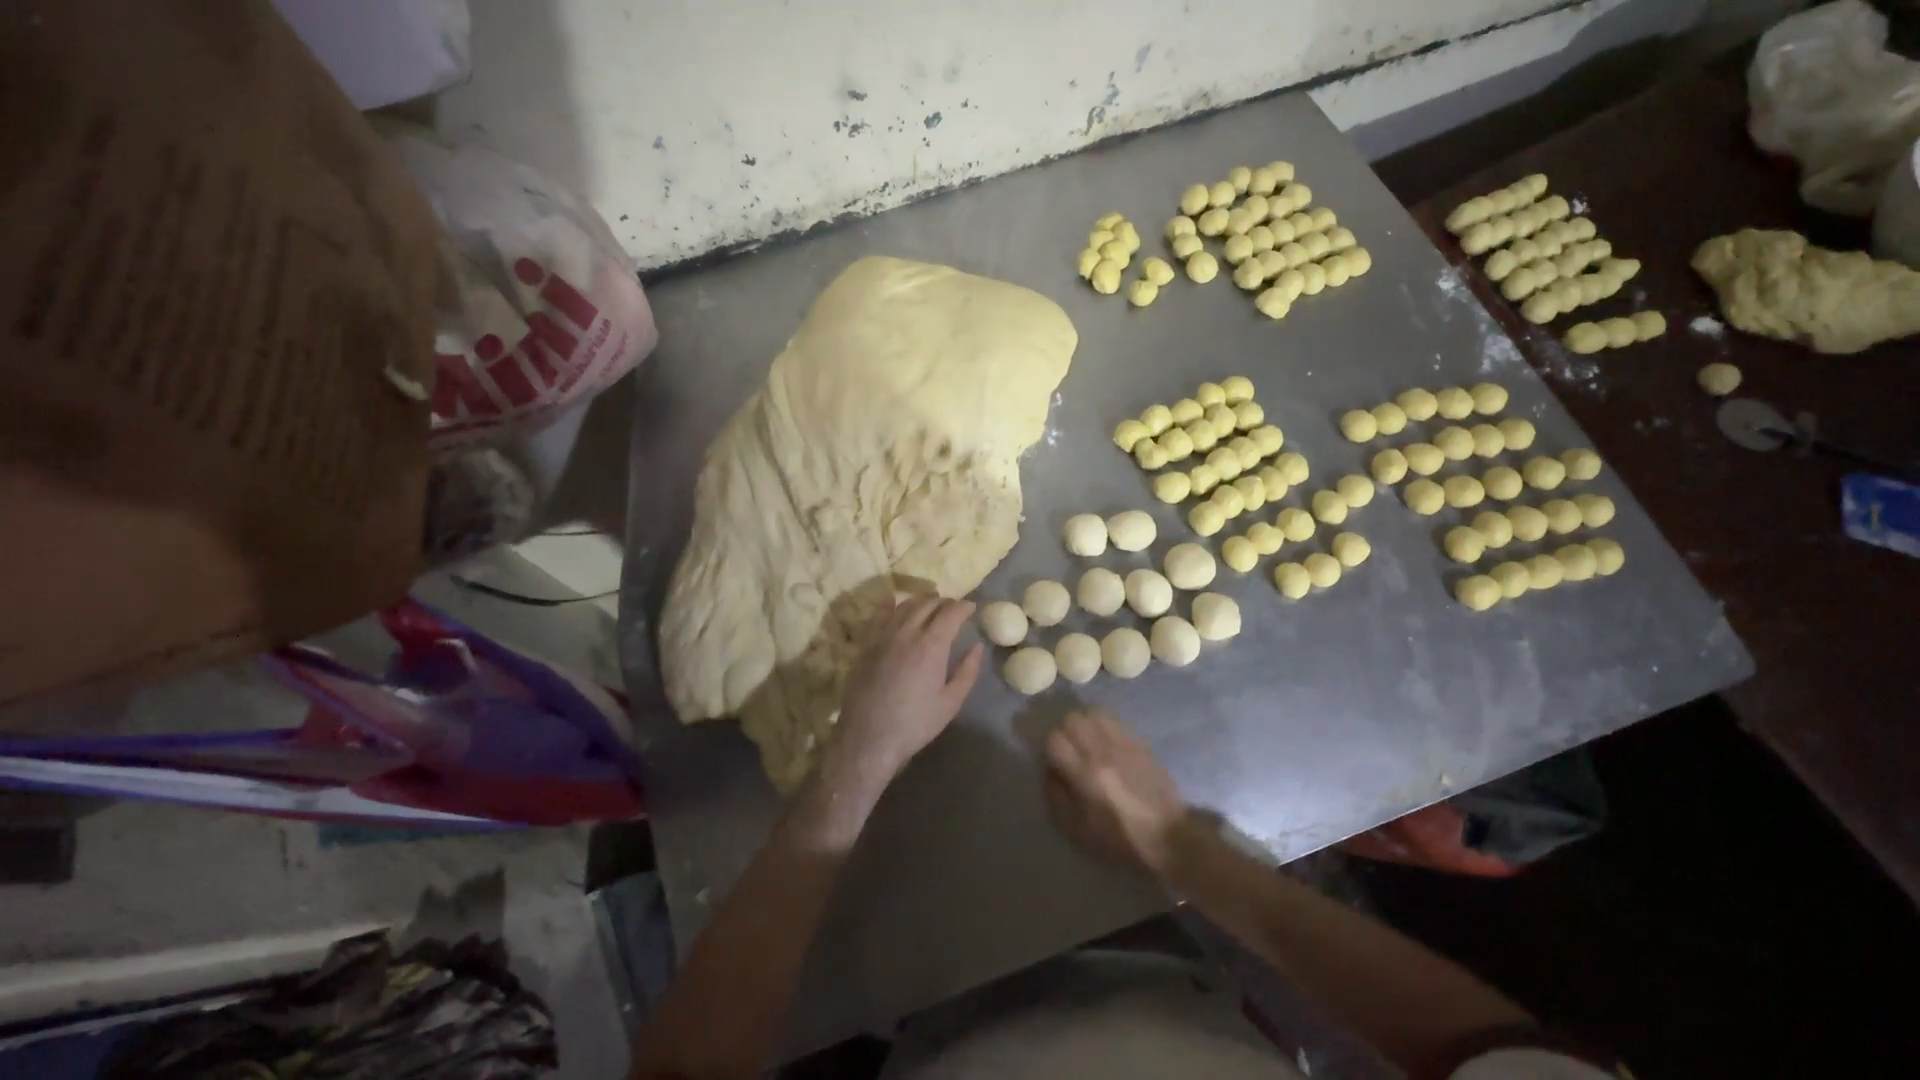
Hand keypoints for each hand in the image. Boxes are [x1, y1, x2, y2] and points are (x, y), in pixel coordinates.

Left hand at [827, 595, 982, 784]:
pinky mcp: (866, 645)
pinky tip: (894, 602)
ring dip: (920, 601)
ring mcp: (882, 636)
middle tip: (953, 607)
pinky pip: (878, 616)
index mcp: (932, 645)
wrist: (869, 738)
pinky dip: (890, 605)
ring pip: (903, 606)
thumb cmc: (915, 724)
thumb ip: (967, 671)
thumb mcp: (951, 702)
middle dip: (944, 601)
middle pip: (927, 604)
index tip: (972, 607)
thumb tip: (977, 646)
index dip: (964, 606)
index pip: (951, 613)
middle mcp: (907, 632)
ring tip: (930, 604)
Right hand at [1043, 708, 1188, 876]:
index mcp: (1086, 774)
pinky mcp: (1140, 743)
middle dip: (1063, 731)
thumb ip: (1055, 795)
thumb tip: (1051, 770)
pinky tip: (1104, 742)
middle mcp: (1103, 752)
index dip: (1048, 748)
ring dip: (1084, 723)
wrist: (1167, 837)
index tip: (1053, 762)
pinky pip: (1115, 721)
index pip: (1055, 739)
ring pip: (1094, 713)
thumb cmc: (1118, 840)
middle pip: (1072, 718)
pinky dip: (1103, 726)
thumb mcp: (1075, 829)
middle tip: (1067, 749)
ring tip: (1085, 741)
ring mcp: (1124, 744)